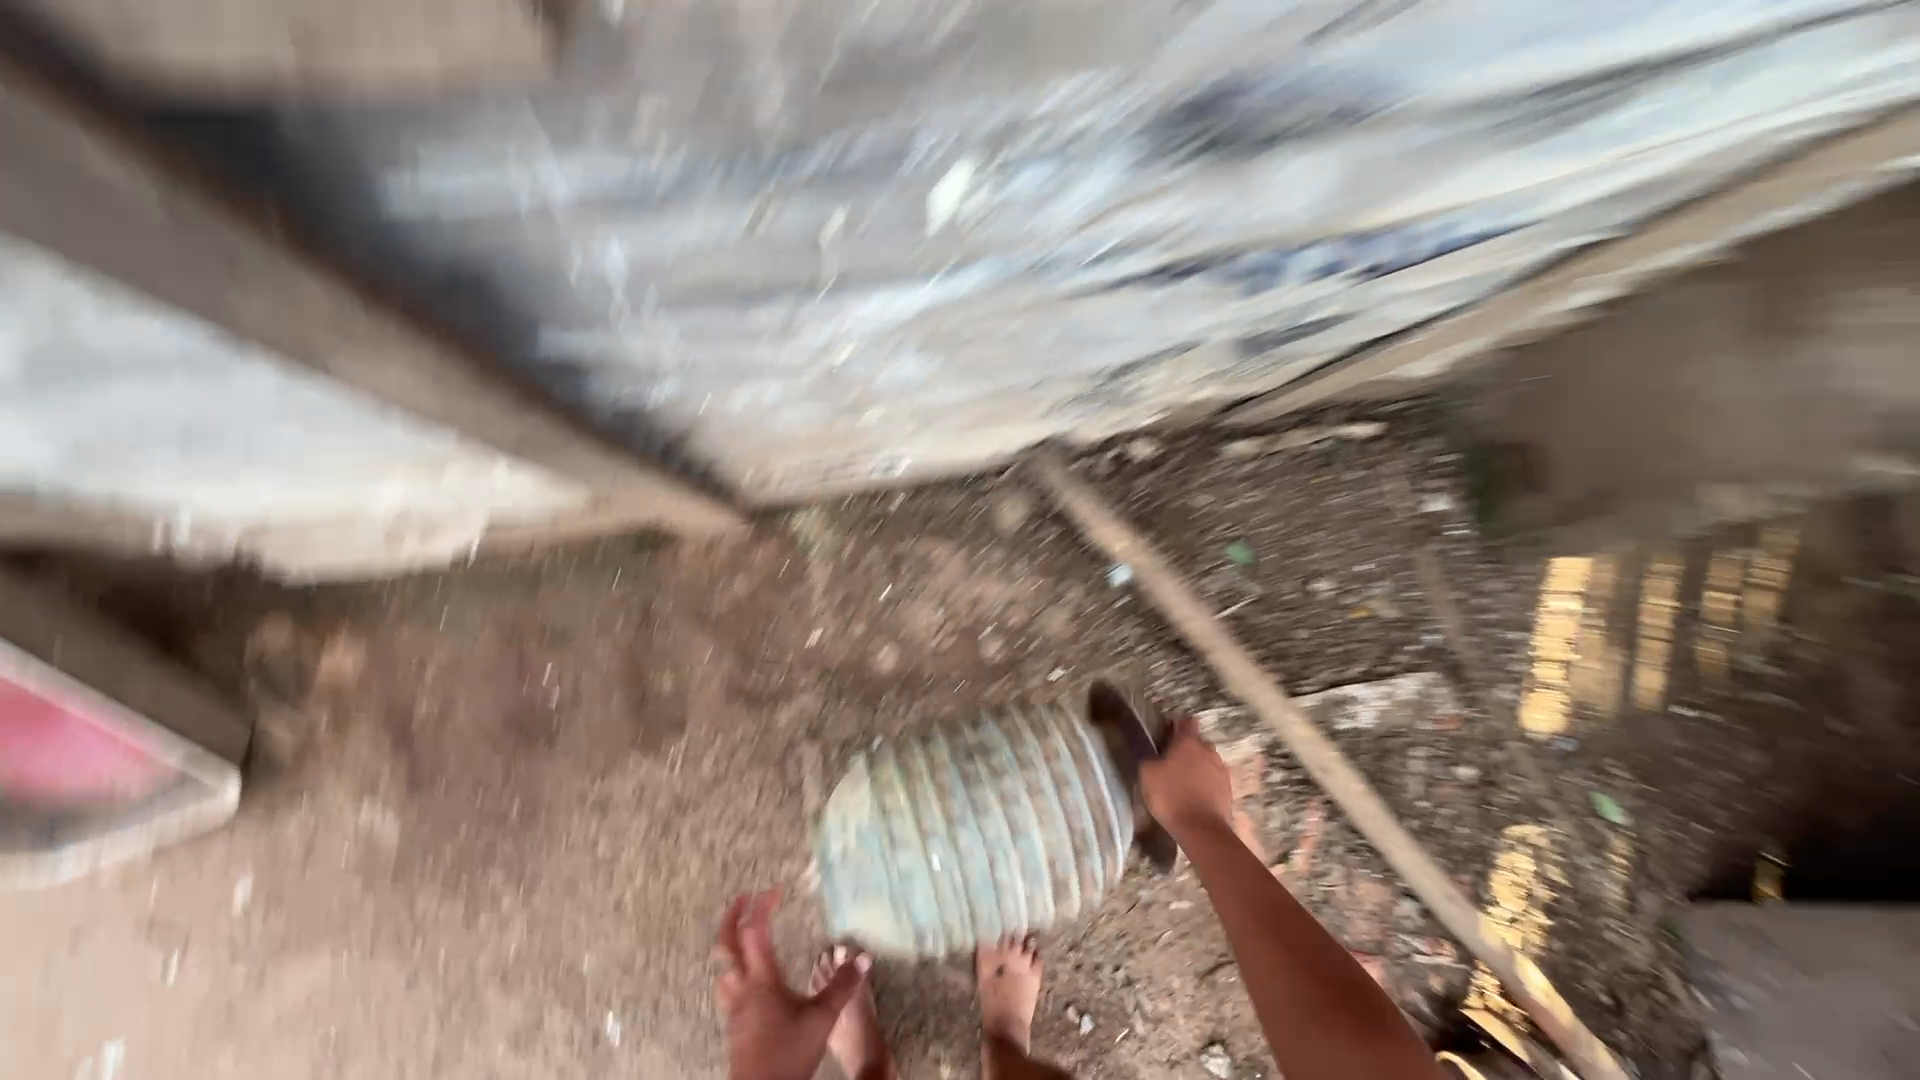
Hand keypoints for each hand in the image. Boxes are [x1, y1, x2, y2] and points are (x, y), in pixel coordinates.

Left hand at [714, 888, 869, 1079]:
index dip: (762, 906)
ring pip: (721, 966)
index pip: (755, 931)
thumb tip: (863, 957)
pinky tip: (746, 979)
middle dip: (732, 917)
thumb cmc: (789, 1053)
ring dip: (729, 944)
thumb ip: (842, 985)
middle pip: (725, 944)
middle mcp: (742, 988)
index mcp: (762, 979)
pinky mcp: (733, 1024)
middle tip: (743, 898)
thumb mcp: (822, 1018)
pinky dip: (733, 969)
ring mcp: (733, 1007)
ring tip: (742, 935)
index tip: (775, 890)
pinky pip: (726, 986)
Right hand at [1139, 714, 1234, 838]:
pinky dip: (1206, 785)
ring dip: (1198, 768)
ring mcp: (1221, 770)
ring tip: (1184, 784)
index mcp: (1189, 742)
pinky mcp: (1228, 790)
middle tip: (1171, 765)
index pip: (1187, 721)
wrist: (1201, 829)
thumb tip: (1154, 753)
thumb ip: (1150, 756)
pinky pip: (1214, 780)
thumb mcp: (1147, 773)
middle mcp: (1209, 751)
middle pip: (1198, 743)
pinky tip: (1195, 798)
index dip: (1176, 727)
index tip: (1166, 738)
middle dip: (1187, 750)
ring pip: (1207, 762)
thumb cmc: (1171, 795)